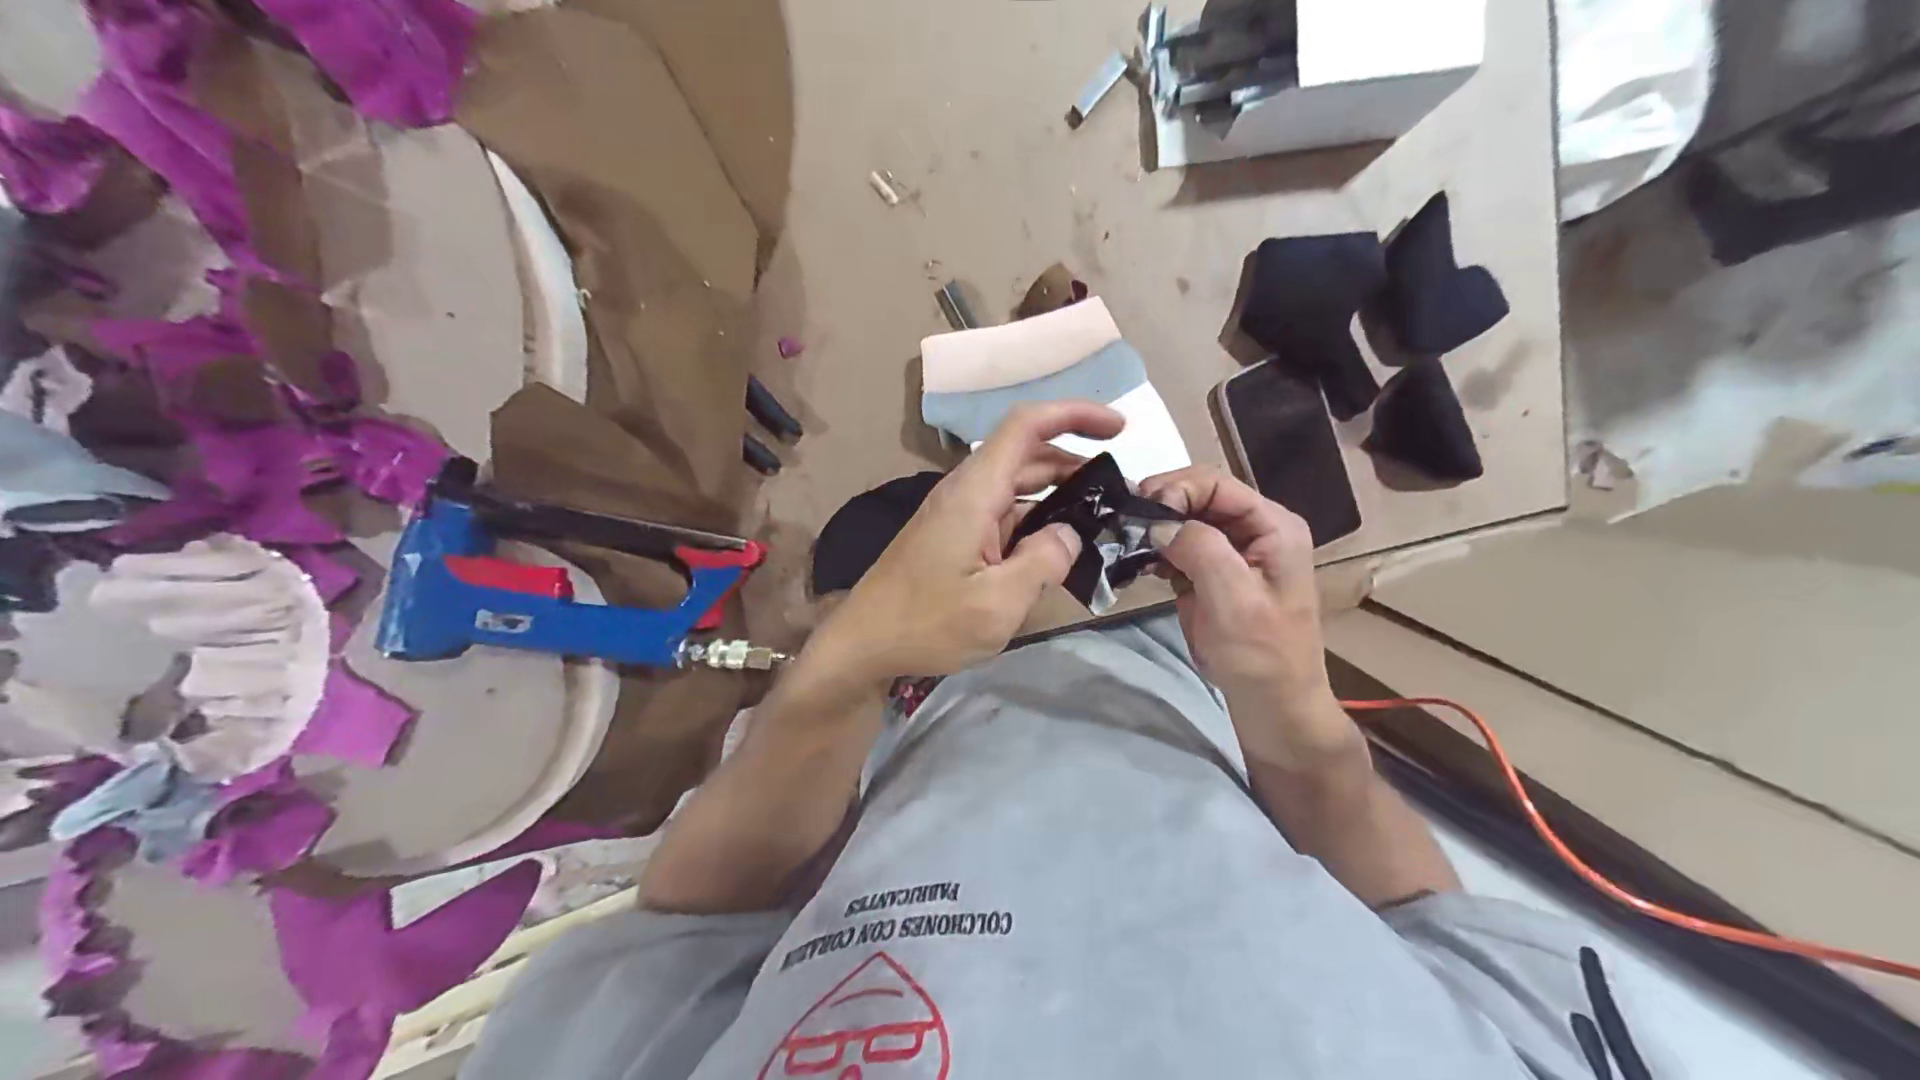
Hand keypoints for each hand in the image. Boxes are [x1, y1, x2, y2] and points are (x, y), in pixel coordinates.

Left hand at [806, 402, 1125, 686]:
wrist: (863, 643)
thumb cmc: (926, 624)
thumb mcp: (997, 604)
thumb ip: (1044, 563)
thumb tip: (1070, 534)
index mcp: (974, 492)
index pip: (1026, 426)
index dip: (1074, 414)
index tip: (1118, 428)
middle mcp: (966, 492)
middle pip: (1028, 455)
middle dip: (1077, 464)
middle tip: (1120, 494)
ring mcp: (959, 514)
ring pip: (1018, 487)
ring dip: (1060, 496)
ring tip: (1100, 522)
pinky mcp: (955, 537)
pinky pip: (1005, 516)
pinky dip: (1037, 522)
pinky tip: (1059, 550)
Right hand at [1139, 466, 1358, 767]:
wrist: (1272, 702)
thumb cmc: (1261, 654)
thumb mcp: (1234, 599)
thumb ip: (1200, 549)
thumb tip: (1157, 523)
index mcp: (1273, 526)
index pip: (1216, 483)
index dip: (1176, 489)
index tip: (1140, 510)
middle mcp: (1254, 529)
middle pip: (1198, 496)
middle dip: (1161, 505)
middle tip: (1126, 524)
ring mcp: (1231, 551)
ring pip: (1184, 519)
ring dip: (1155, 527)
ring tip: (1127, 542)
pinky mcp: (1211, 572)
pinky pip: (1179, 546)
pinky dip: (1156, 549)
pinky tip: (1140, 562)